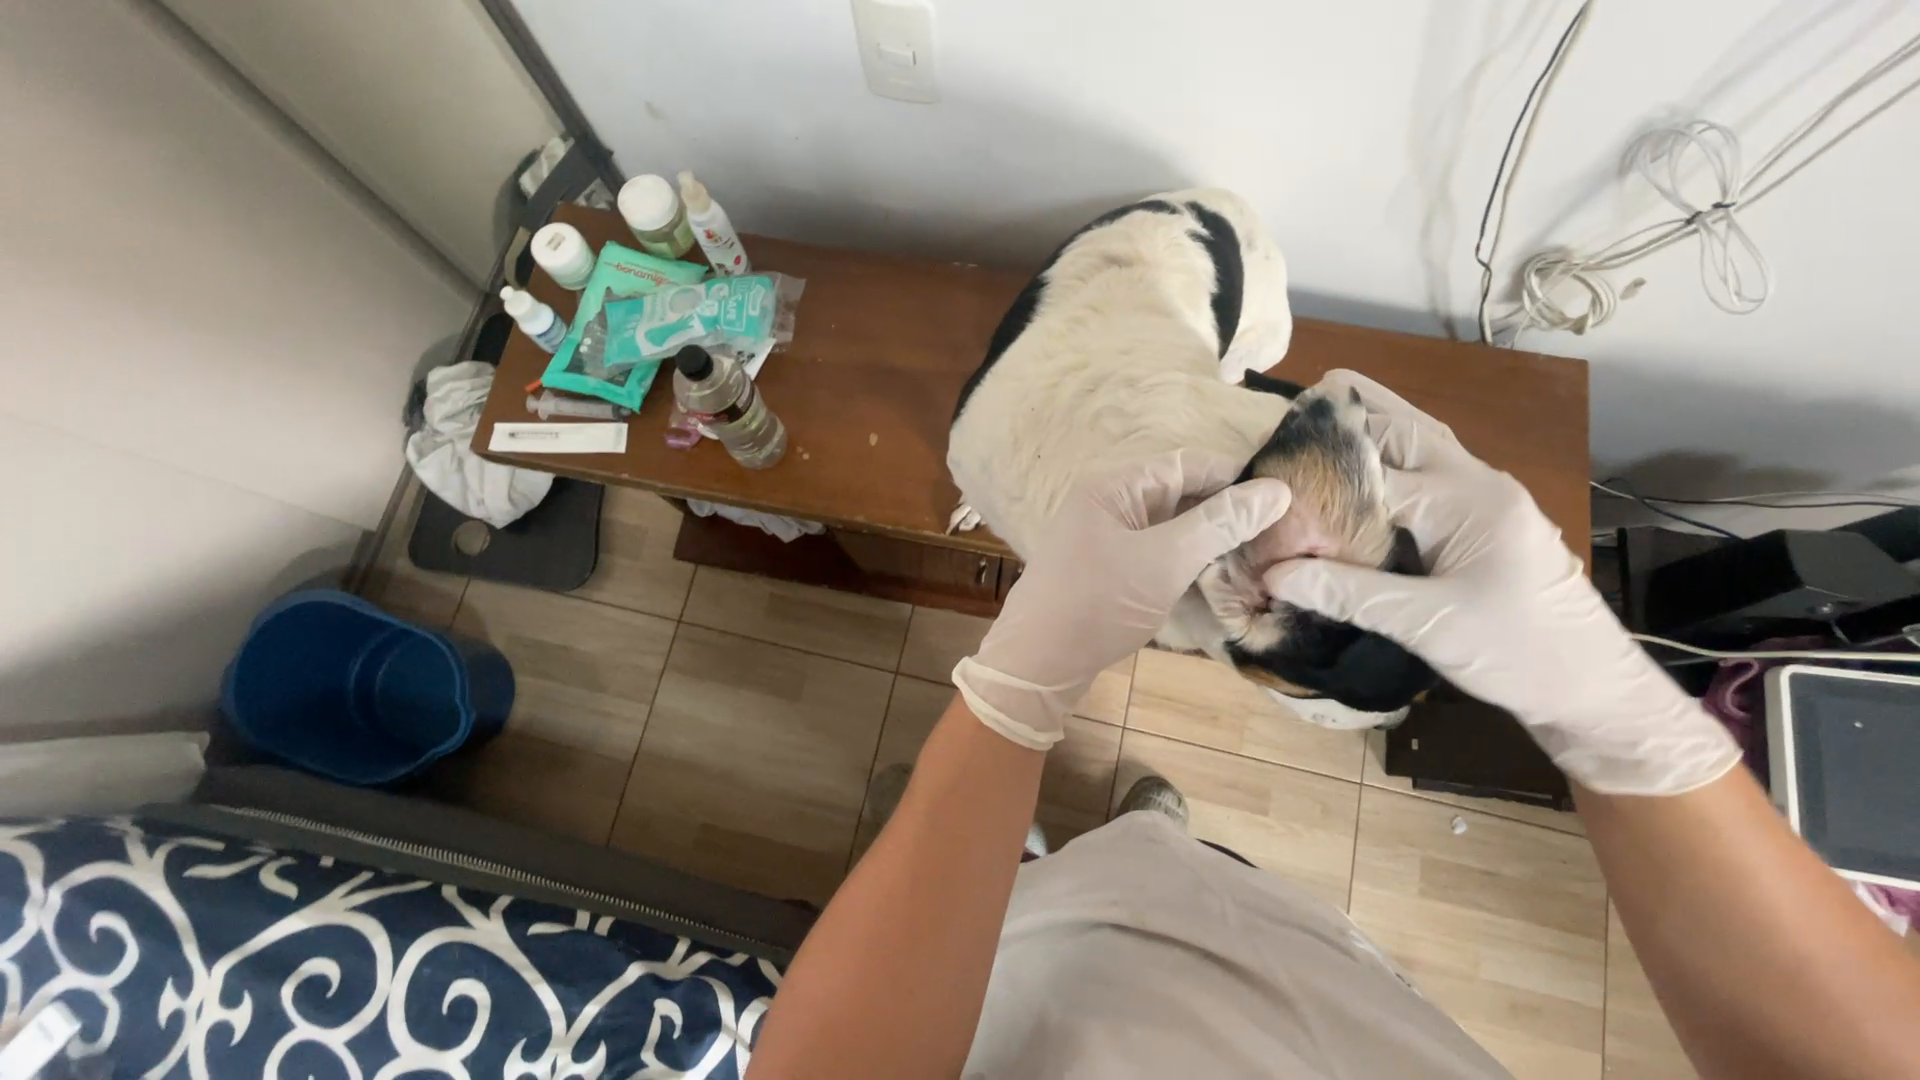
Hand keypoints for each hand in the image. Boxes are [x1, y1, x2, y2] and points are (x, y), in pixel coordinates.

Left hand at [954, 451, 1291, 749]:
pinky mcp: (1106, 566)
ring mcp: (1104, 535)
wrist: (1038, 664)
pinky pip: (1154, 548)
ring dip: (1208, 534)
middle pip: (1179, 491)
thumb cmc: (1099, 603)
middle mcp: (1107, 501)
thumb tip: (1276, 489)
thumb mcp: (1166, 560)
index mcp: (1113, 485)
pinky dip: (1185, 555)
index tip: (1285, 499)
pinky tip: (1217, 570)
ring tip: (1258, 551)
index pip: (1187, 464)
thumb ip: (1220, 522)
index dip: (1236, 478)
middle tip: (1279, 530)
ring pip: (1169, 522)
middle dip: (1225, 508)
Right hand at [1263, 371, 1739, 795]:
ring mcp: (1486, 496)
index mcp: (1466, 501)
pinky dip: (1392, 452)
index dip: (1320, 476)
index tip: (1269, 481)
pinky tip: (1365, 462)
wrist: (1592, 685)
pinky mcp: (1485, 515)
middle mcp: (1477, 483)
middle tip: (1287, 424)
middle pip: (1403, 430)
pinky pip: (1432, 466)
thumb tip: (1273, 573)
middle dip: (1348, 420)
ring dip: (1375, 424)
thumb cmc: (1518, 653)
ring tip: (1323, 409)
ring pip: (1423, 439)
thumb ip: (1349, 593)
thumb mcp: (1427, 625)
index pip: (1376, 471)